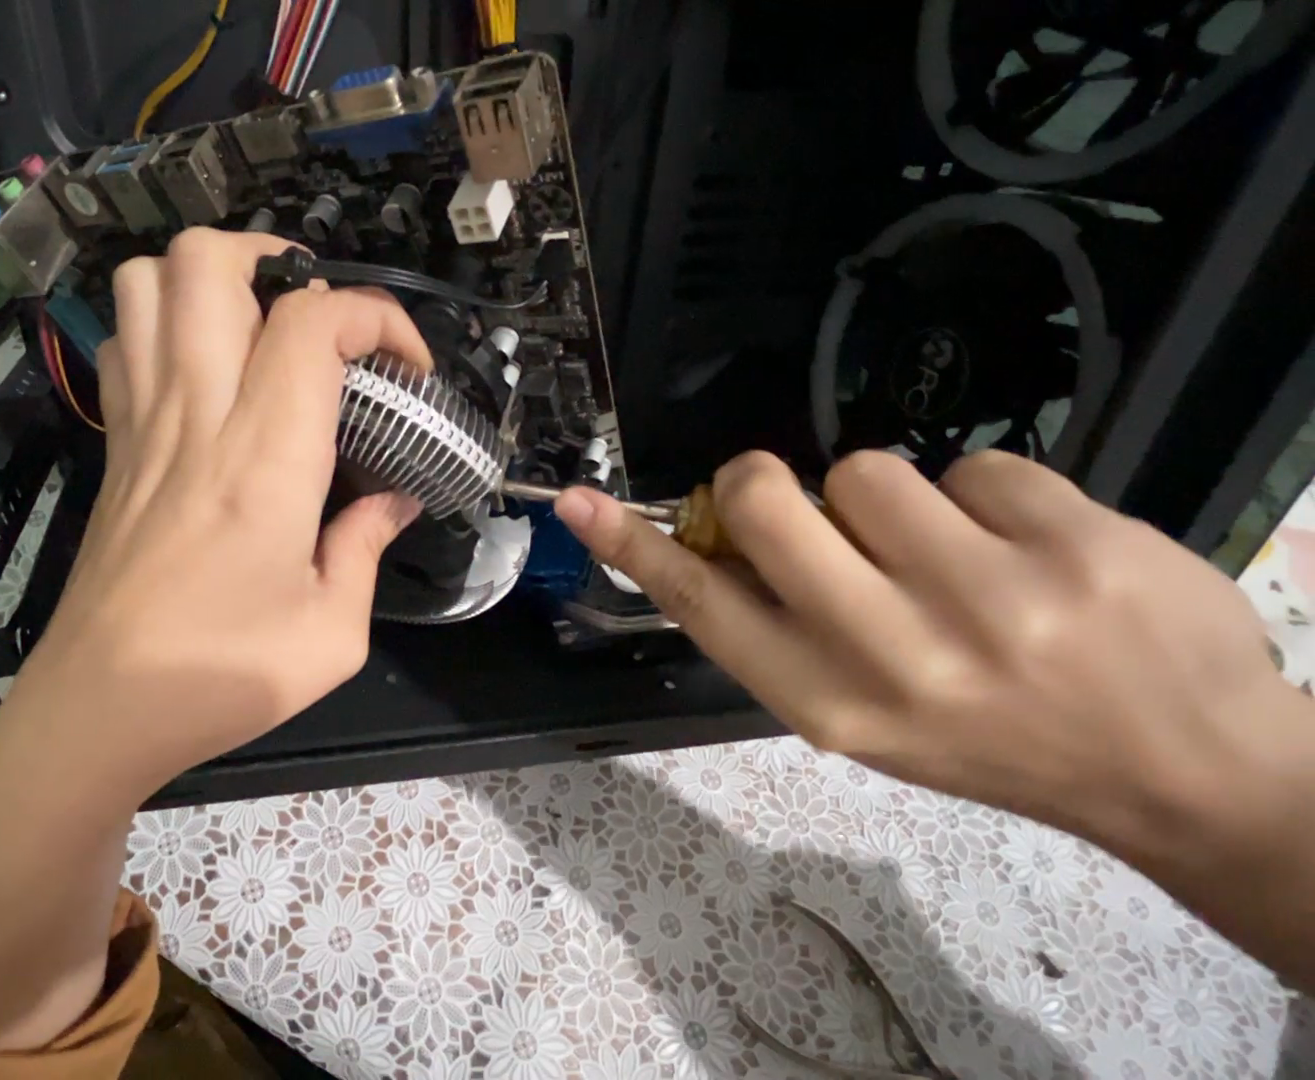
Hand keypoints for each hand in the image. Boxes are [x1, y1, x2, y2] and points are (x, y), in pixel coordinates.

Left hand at [2, 228, 428, 797]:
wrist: (101, 710)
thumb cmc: (223, 677)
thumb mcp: (332, 633)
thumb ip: (366, 549)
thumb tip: (391, 500)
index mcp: (265, 460)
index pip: (313, 322)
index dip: (377, 318)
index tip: (409, 370)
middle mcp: (197, 418)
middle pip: (210, 264)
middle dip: (281, 263)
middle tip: (324, 322)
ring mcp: (143, 424)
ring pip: (149, 284)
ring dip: (213, 279)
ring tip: (262, 326)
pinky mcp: (115, 445)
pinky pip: (124, 342)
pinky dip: (166, 323)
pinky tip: (208, 372)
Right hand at [556, 450, 1314, 872]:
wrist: (1185, 772)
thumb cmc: (989, 741)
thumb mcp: (860, 714)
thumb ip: (780, 628)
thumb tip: (711, 533)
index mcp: (827, 700)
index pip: (701, 603)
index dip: (633, 545)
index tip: (578, 502)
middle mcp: (892, 652)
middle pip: (768, 499)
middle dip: (766, 483)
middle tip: (805, 506)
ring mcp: (991, 597)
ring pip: (868, 469)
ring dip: (890, 500)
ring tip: (946, 552)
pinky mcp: (1079, 544)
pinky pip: (975, 464)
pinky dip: (985, 497)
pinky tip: (1028, 549)